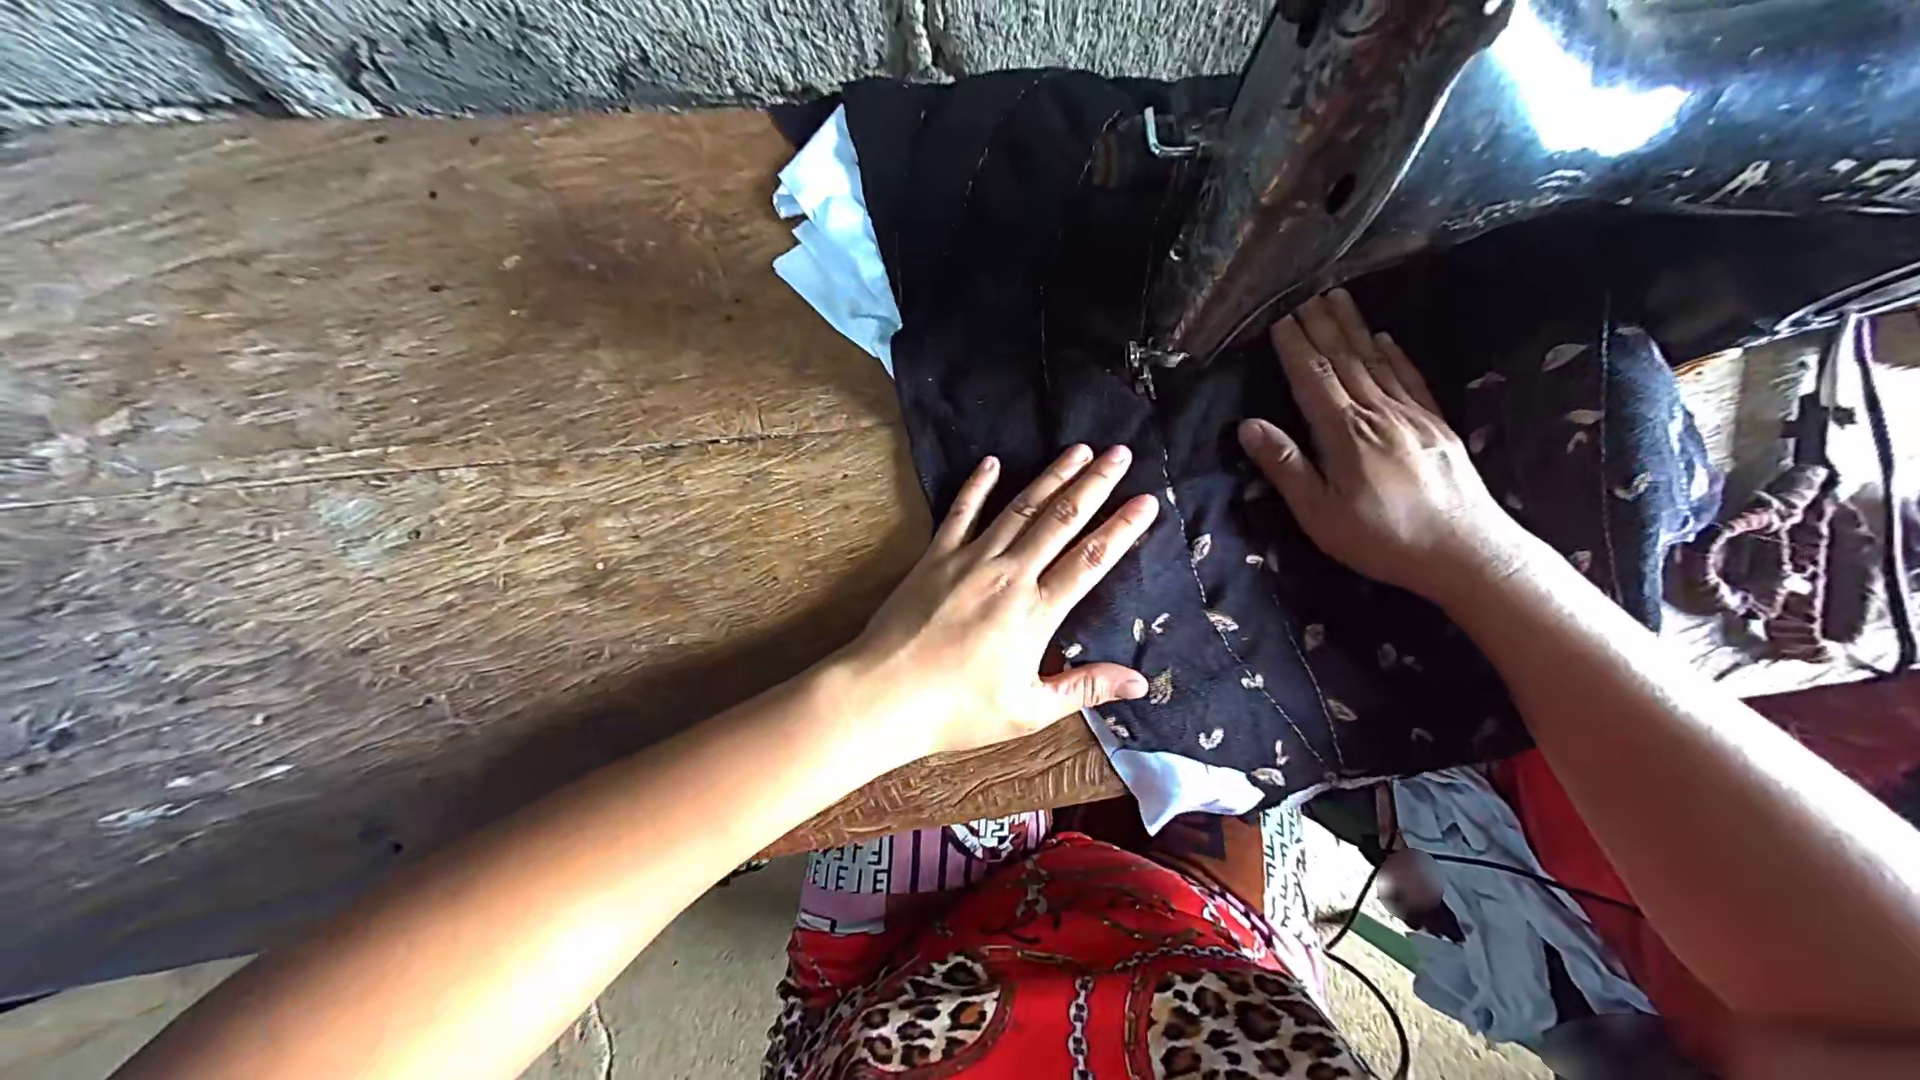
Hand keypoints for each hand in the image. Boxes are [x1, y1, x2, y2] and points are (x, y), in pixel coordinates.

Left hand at [833, 444, 1159, 762]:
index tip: (1147, 500)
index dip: (1123, 528)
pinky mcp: (936, 558)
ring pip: (1020, 509)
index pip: (1091, 560)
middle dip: (1094, 483)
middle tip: (1119, 453)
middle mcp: (1009, 576)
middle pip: (1061, 521)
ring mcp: (970, 561)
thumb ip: (1085, 688)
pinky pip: (961, 513)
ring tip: (1076, 450)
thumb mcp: (1028, 710)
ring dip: (1051, 476)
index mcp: (1036, 613)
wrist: (885, 694)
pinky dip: (977, 486)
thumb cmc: (957, 709)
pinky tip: (991, 462)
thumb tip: (1139, 682)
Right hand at [1237, 289, 1527, 602]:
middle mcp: (1379, 413)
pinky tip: (1385, 338)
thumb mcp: (1319, 514)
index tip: (1279, 319)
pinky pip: (1410, 379)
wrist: (1467, 553)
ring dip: (1354, 328)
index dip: (1294, 347)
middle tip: (1306, 293)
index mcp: (1345, 434)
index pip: (1312, 379)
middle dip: (1323, 326)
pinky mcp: (1437, 425)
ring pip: (1376, 362)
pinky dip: (1394, 354)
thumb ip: (1286, 466)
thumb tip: (1249, 425)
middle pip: (1345, 360)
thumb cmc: (1381, 538)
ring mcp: (1413, 416)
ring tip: (1338, 300)